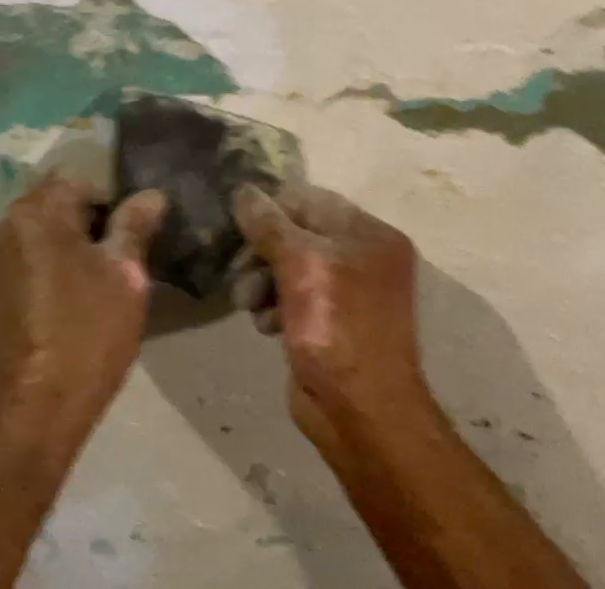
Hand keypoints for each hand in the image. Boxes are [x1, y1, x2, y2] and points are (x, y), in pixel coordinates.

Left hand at [0, 175, 167, 429]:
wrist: (43, 402)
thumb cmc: (89, 331)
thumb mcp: (125, 274)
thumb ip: (135, 225)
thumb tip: (150, 194)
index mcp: (36, 211)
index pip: (82, 180)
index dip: (116, 199)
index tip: (139, 228)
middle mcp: (7, 223)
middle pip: (59, 201)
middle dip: (93, 217)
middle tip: (127, 250)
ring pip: (45, 228)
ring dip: (74, 239)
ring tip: (107, 271)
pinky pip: (32, 252)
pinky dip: (56, 258)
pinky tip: (80, 289)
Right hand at [230, 183, 424, 453]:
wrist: (361, 413)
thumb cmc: (337, 329)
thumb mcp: (301, 265)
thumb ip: (269, 225)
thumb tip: (243, 191)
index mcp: (369, 234)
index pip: (309, 199)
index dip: (270, 209)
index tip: (236, 226)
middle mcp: (362, 257)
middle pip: (296, 233)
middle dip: (261, 251)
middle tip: (238, 272)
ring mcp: (347, 292)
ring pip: (288, 266)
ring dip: (261, 280)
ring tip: (249, 305)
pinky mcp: (329, 322)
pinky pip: (292, 297)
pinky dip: (273, 305)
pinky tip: (265, 325)